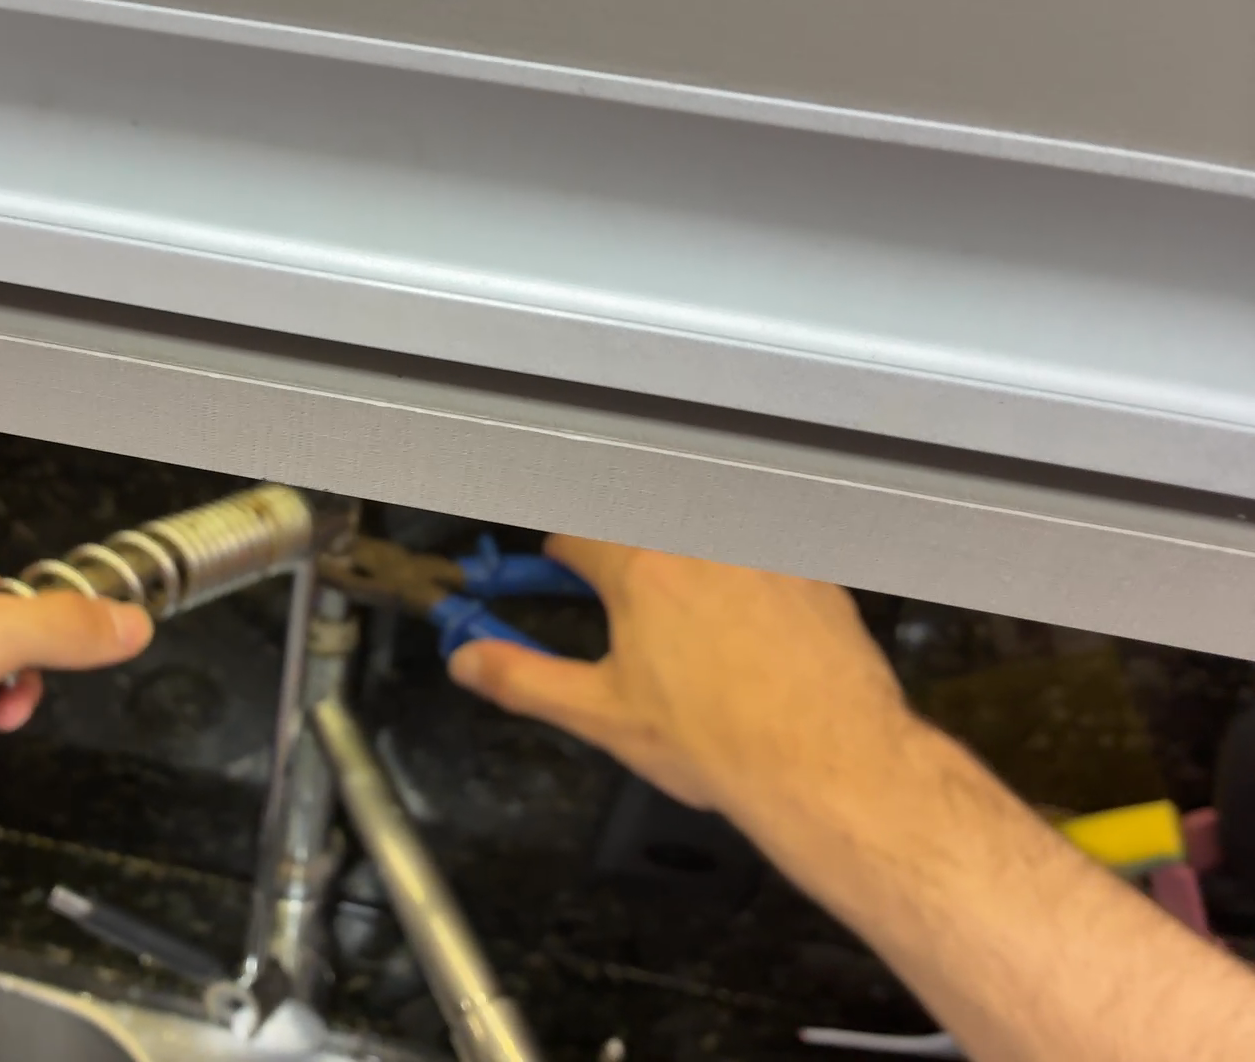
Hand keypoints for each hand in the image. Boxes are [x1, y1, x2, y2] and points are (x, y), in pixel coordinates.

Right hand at [448, 536, 910, 814]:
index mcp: (639, 568)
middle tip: (627, 608)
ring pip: (699, 537)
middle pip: (637, 529)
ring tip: (692, 622)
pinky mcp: (815, 575)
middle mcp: (700, 542)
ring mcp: (764, 554)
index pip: (576, 538)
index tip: (564, 580)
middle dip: (619, 557)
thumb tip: (460, 660)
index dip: (560, 561)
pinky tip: (754, 629)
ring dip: (679, 560)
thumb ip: (520, 679)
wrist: (837, 769)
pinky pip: (757, 554)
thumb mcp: (599, 713)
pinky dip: (740, 573)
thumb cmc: (705, 739)